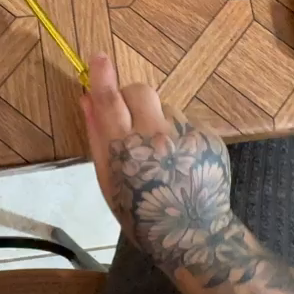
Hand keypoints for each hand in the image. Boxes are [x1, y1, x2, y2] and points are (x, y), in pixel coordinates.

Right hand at [81, 54, 250, 278]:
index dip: (102, 76)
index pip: (109, 102)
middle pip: (139, 92)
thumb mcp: (108, 182)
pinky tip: (180, 162)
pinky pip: (186, 123)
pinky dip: (179, 135)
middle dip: (130, 96)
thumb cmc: (141, 214)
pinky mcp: (207, 138)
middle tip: (130, 117)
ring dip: (157, 120)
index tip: (99, 57)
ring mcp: (185, 136)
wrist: (195, 236)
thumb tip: (86, 99)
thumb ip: (97, 137)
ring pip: (164, 108)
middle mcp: (155, 137)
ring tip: (161, 154)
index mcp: (125, 150)